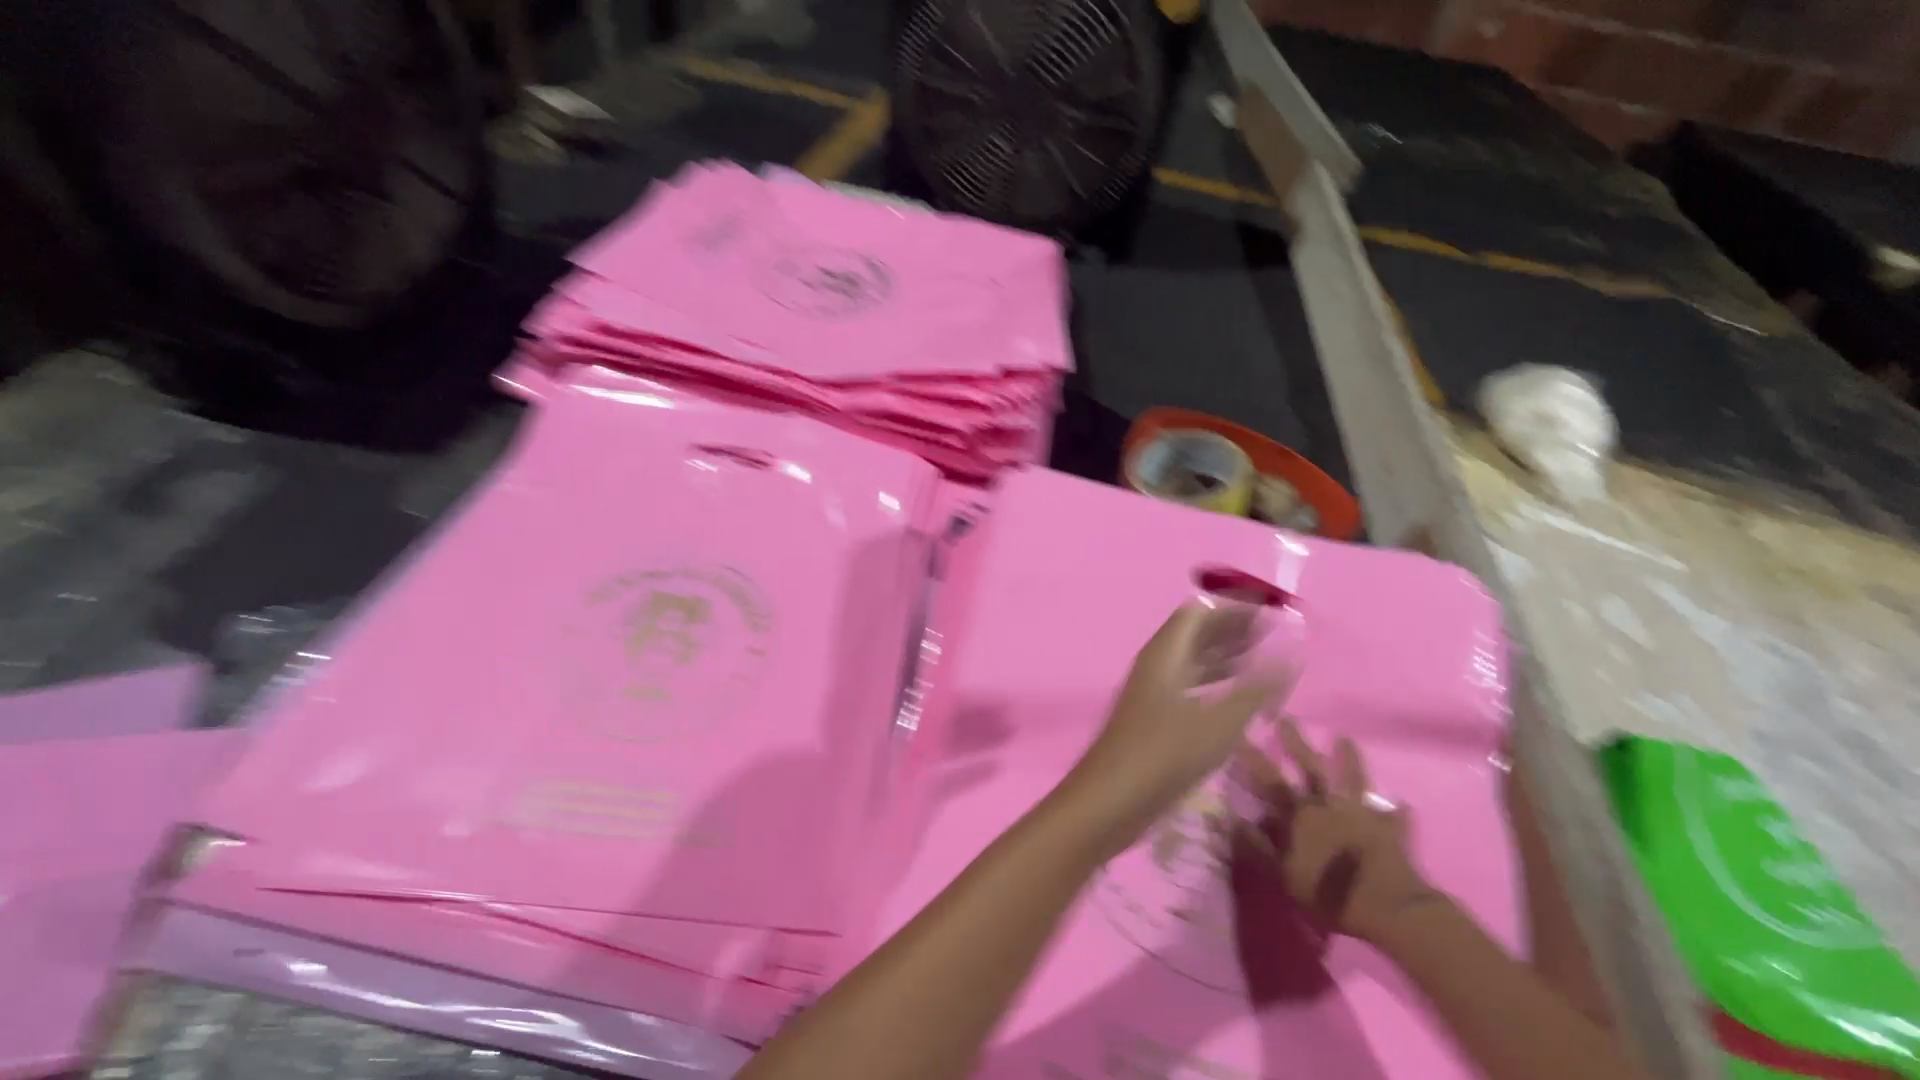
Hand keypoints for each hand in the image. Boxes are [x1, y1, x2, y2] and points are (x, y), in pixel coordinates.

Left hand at [1058, 600, 1295, 858]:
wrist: (1111, 802)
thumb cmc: (1164, 754)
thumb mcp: (1219, 721)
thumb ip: (1257, 687)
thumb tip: (1290, 654)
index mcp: (1165, 653)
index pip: (1200, 611)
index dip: (1235, 607)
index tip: (1273, 611)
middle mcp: (1157, 666)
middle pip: (1197, 635)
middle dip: (1236, 630)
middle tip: (1279, 636)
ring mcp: (1155, 694)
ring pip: (1195, 663)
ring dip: (1229, 659)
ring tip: (1270, 662)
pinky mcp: (1156, 721)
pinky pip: (1192, 689)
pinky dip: (1219, 686)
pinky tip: (1244, 700)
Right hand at [1243, 719, 1441, 943]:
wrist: (1385, 905)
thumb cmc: (1326, 892)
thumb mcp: (1281, 873)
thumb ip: (1257, 846)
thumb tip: (1232, 820)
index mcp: (1299, 815)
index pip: (1270, 781)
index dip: (1254, 759)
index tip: (1241, 736)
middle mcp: (1327, 806)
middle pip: (1310, 767)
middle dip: (1296, 743)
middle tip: (1287, 718)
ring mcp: (1360, 814)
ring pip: (1352, 779)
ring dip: (1348, 759)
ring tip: (1344, 738)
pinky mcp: (1388, 829)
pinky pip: (1393, 815)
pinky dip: (1396, 809)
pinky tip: (1401, 802)